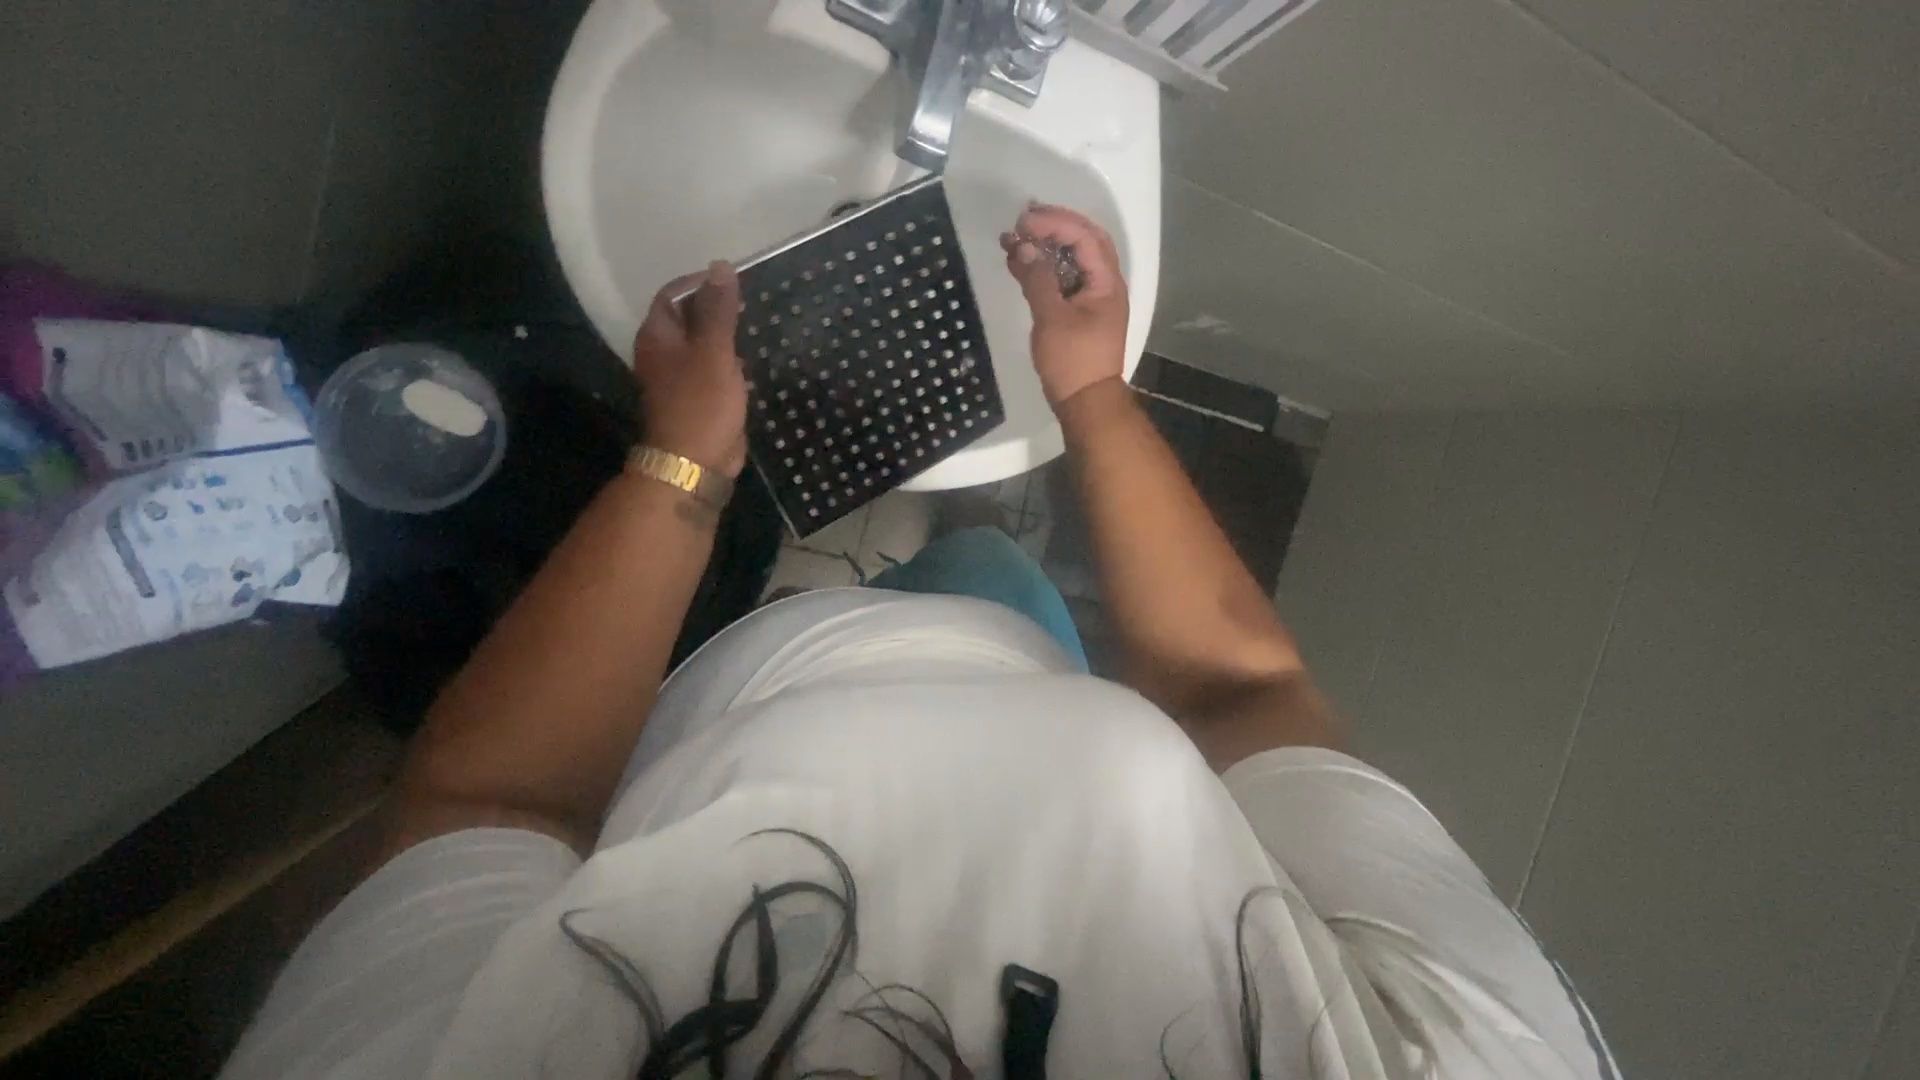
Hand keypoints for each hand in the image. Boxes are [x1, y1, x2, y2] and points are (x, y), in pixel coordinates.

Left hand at [632, 261, 747, 476]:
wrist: (695, 463)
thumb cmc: (701, 403)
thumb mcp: (714, 351)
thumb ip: (719, 310)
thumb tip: (721, 266)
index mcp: (658, 336)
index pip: (673, 294)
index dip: (701, 283)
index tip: (735, 282)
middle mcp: (663, 353)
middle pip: (687, 318)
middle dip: (716, 309)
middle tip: (750, 305)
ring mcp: (679, 378)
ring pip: (702, 346)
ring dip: (725, 337)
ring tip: (754, 330)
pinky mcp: (698, 399)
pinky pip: (712, 371)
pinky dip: (728, 363)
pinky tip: (749, 364)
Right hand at [1000, 203, 1129, 409]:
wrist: (1085, 403)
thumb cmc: (1072, 361)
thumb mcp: (1052, 318)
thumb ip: (1038, 279)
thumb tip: (1024, 247)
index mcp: (1107, 282)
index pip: (1085, 237)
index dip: (1055, 223)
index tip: (1023, 222)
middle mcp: (1105, 284)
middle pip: (1084, 242)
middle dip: (1054, 226)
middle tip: (1023, 220)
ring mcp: (1094, 299)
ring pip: (1073, 260)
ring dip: (1046, 246)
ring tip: (1015, 238)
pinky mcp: (1080, 313)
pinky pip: (1064, 280)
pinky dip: (1044, 269)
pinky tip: (1021, 264)